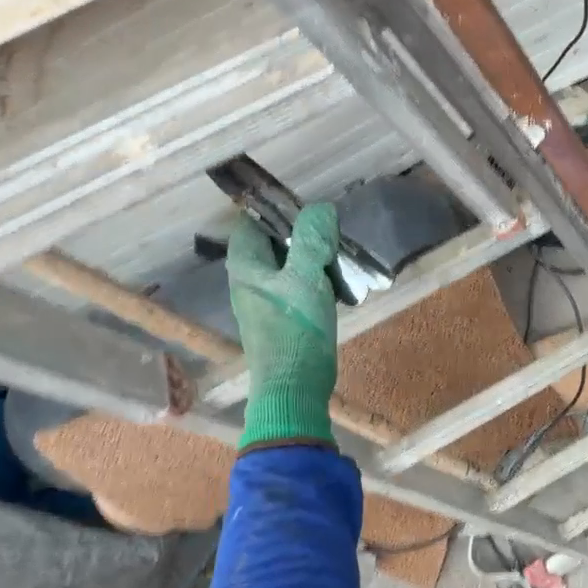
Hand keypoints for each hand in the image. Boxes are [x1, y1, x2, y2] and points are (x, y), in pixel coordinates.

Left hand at [227, 202, 339, 448]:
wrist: (295, 384)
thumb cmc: (295, 327)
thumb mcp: (306, 278)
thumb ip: (311, 240)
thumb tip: (321, 207)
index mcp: (245, 268)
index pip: (250, 225)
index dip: (274, 210)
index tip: (306, 204)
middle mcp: (250, 281)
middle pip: (272, 244)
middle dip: (300, 232)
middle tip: (332, 227)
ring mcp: (267, 301)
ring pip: (289, 265)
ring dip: (312, 255)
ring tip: (341, 251)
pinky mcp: (286, 317)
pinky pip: (299, 285)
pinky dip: (317, 276)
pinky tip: (340, 280)